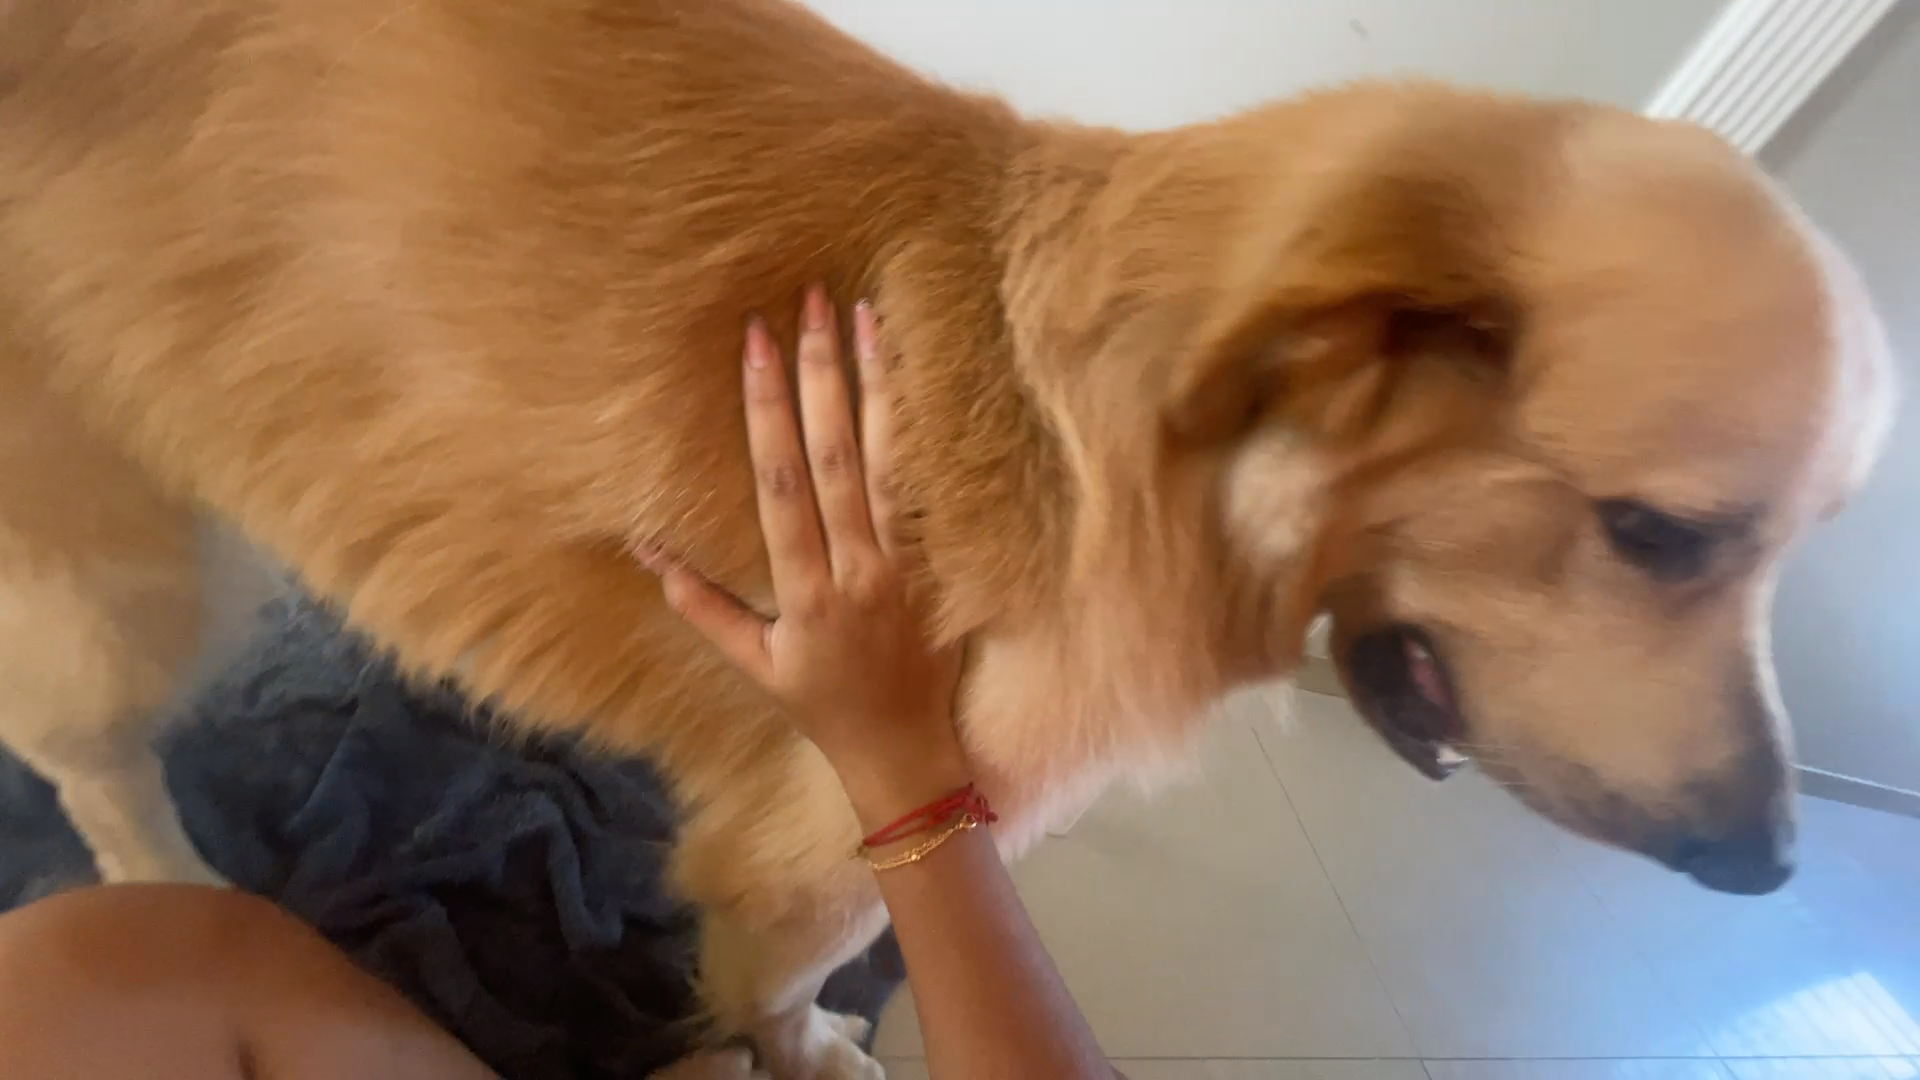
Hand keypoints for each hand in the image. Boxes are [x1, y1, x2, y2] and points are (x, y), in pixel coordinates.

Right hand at [638, 285, 970, 825]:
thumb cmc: (823, 708)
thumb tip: (646, 551)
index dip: (767, 409)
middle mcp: (856, 565)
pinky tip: (917, 389)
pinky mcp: (935, 566)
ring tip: (872, 321)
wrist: (904, 749)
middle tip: (814, 302)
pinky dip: (921, 439)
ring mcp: (904, 563)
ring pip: (889, 463)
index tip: (758, 343)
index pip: (780, 482)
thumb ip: (704, 606)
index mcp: (805, 588)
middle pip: (835, 455)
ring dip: (880, 388)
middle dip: (821, 374)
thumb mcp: (755, 666)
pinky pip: (927, 493)